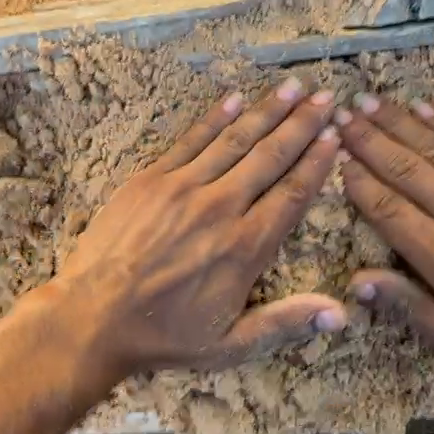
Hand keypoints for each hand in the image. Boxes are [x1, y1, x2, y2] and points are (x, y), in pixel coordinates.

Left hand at [51, 78, 346, 380]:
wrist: (91, 318)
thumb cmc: (163, 336)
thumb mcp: (229, 344)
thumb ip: (285, 322)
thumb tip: (341, 314)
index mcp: (245, 248)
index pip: (293, 194)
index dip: (317, 163)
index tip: (336, 137)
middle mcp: (220, 208)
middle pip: (270, 157)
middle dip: (302, 126)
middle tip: (326, 99)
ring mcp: (183, 189)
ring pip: (235, 141)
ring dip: (267, 112)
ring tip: (293, 88)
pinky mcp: (150, 180)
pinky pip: (190, 141)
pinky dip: (215, 118)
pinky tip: (235, 99)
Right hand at [334, 94, 433, 361]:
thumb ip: (404, 305)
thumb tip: (356, 281)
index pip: (389, 209)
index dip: (358, 182)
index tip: (335, 160)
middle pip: (406, 170)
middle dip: (368, 140)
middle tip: (340, 116)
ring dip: (398, 122)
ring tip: (367, 102)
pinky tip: (419, 106)